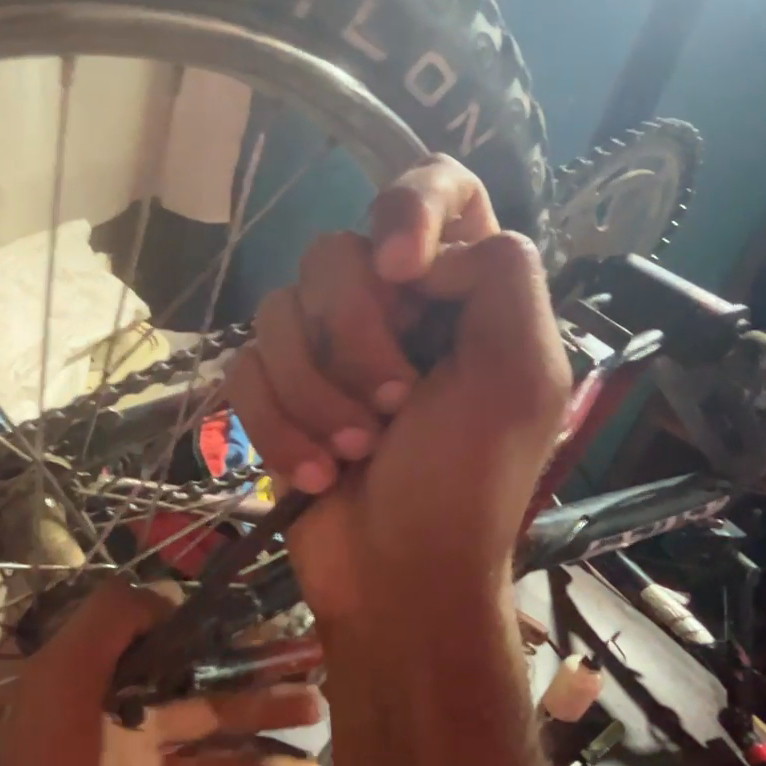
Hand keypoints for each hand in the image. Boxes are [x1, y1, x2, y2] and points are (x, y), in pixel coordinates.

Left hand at [0, 581, 328, 765]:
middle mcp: (119, 737)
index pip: (171, 657)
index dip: (221, 646)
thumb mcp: (64, 674)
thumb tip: (172, 593)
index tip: (274, 642)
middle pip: (204, 715)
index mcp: (102, 691)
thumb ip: (112, 618)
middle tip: (318, 705)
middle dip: (262, 708)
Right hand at [224, 154, 571, 619]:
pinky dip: (279, 428)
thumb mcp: (520, 377)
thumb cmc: (465, 485)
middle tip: (392, 407)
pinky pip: (245, 371)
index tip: (401, 273)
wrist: (396, 578)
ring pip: (278, 314)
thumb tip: (419, 256)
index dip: (407, 209)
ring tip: (353, 453)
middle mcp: (390, 308)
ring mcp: (325, 351)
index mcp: (460, 294)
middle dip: (355, 341)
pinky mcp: (276, 394)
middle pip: (333, 254)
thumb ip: (500, 276)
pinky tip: (315, 474)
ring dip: (314, 395)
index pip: (436, 187)